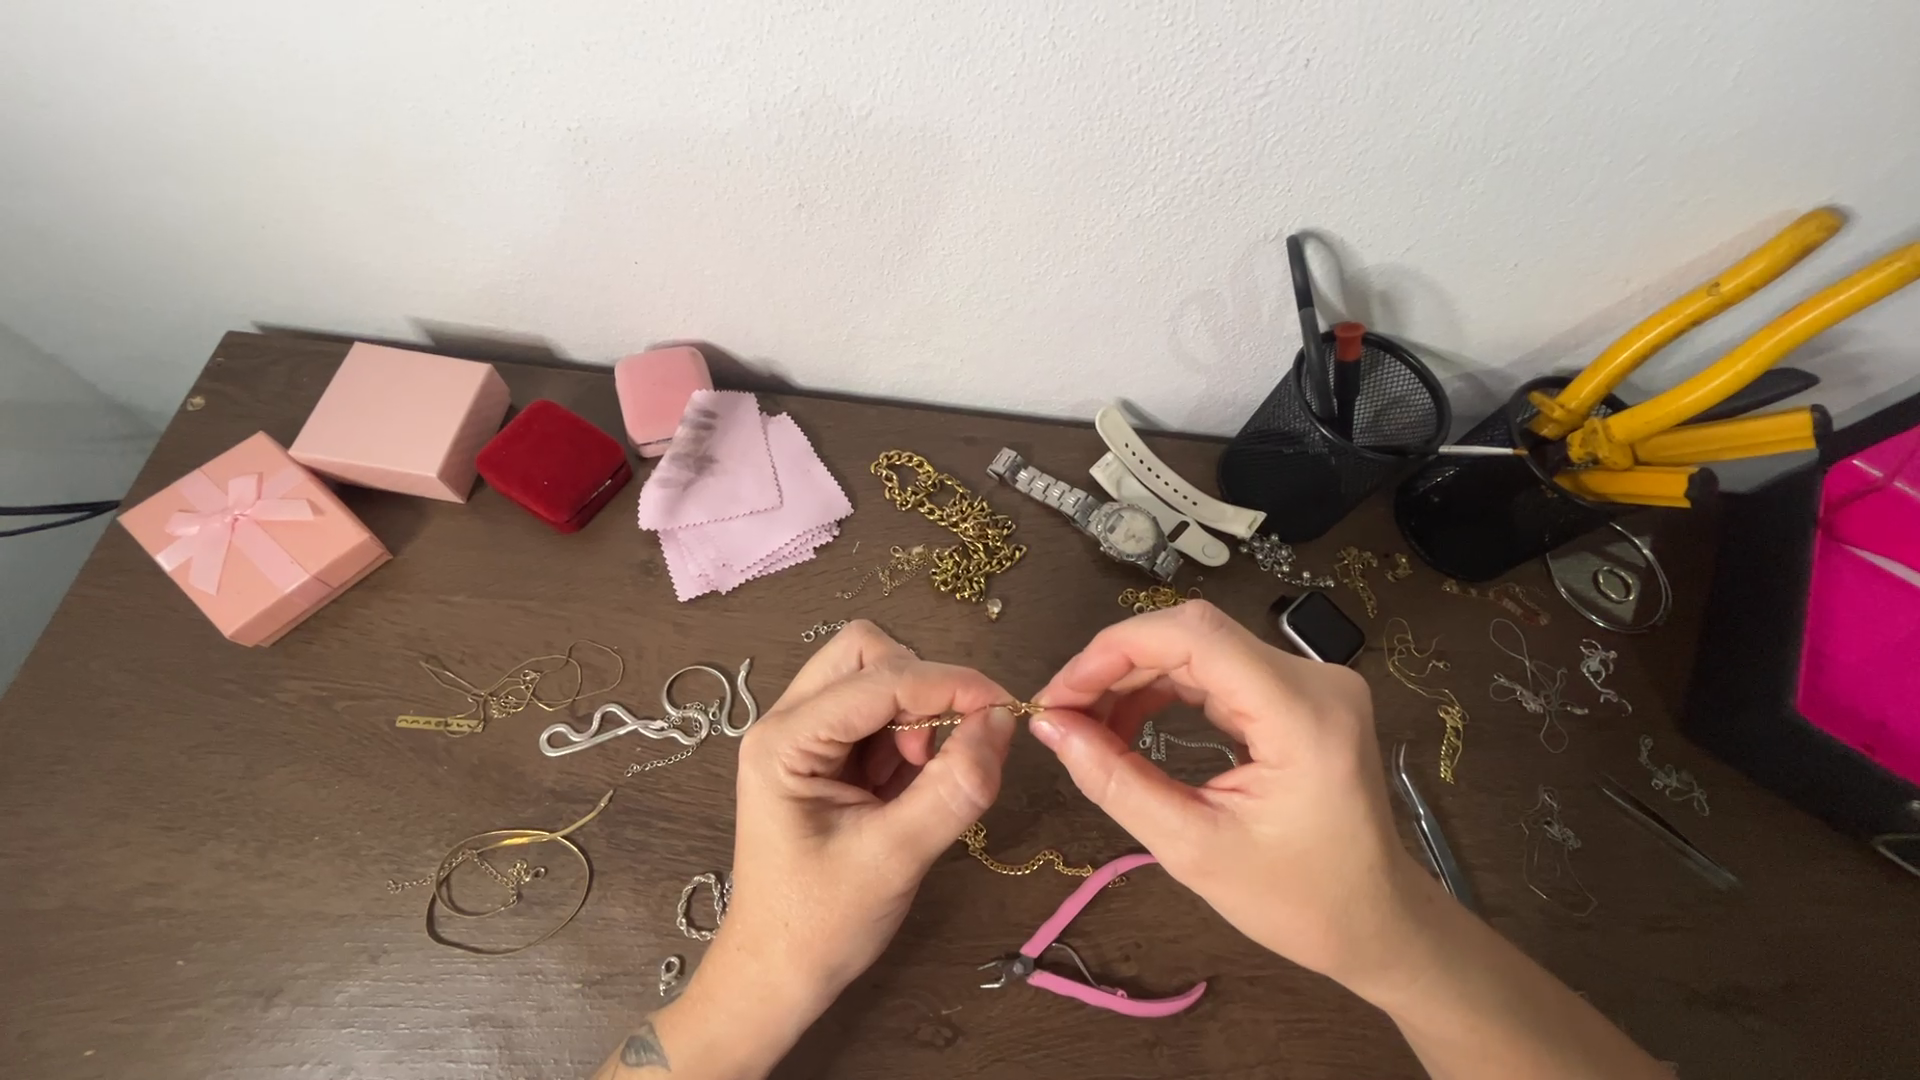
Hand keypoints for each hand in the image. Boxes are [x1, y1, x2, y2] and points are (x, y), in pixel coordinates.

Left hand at [720, 619, 1020, 998]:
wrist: (777, 975)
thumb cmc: (821, 925)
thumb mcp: (896, 859)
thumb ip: (954, 788)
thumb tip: (1002, 721)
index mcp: (785, 741)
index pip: (880, 678)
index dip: (949, 683)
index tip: (1005, 709)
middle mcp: (788, 721)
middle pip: (865, 652)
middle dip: (920, 684)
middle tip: (941, 746)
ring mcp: (804, 732)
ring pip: (875, 674)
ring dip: (915, 710)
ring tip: (920, 773)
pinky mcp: (826, 751)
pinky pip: (879, 710)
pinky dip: (909, 731)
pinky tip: (909, 780)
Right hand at [1029, 601, 1428, 994]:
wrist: (1378, 923)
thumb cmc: (1298, 902)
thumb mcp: (1193, 850)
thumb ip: (1115, 782)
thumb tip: (1050, 729)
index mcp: (1303, 714)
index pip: (1196, 636)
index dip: (1115, 649)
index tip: (1060, 694)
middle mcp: (1311, 678)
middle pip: (1192, 635)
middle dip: (1115, 664)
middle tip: (1061, 711)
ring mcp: (1306, 681)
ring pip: (1196, 647)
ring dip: (1133, 676)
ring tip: (1086, 721)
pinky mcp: (1293, 692)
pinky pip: (1213, 670)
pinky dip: (1161, 689)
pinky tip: (1127, 721)